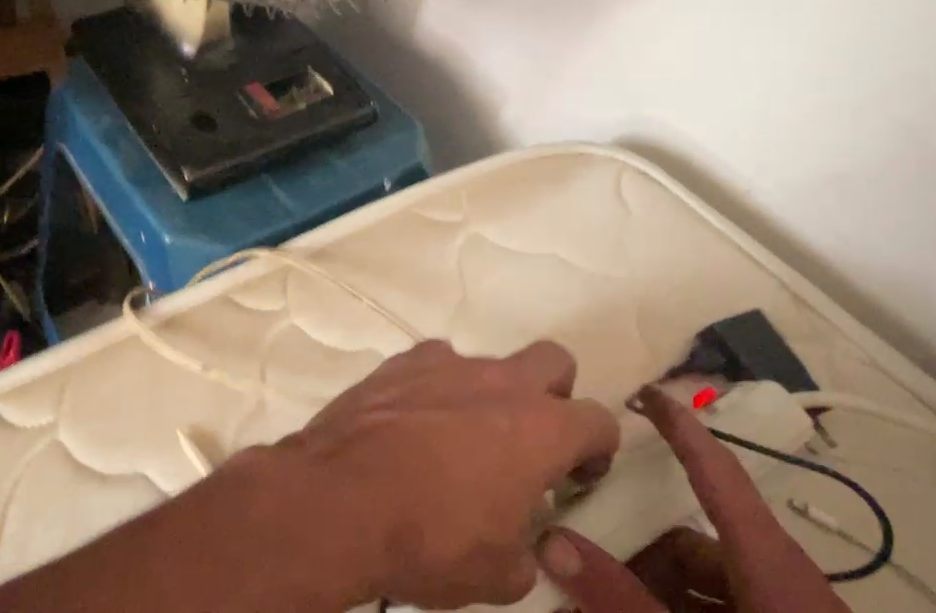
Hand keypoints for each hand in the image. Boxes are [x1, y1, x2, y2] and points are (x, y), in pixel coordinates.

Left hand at [279, 339, 620, 609]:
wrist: (337, 501)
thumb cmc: (431, 540)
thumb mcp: (499, 575)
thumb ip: (531, 554)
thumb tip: (538, 547)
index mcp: (540, 429)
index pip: (598, 421)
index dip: (596, 451)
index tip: (574, 478)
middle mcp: (497, 382)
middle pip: (551, 361)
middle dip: (553, 395)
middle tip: (529, 442)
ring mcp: (441, 365)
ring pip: (484, 362)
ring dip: (485, 393)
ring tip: (459, 439)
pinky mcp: (393, 365)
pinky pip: (429, 364)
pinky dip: (433, 389)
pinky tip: (413, 425)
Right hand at [534, 385, 850, 611]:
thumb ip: (621, 599)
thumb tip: (552, 539)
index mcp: (770, 567)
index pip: (716, 472)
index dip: (679, 427)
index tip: (640, 390)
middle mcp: (780, 584)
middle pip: (692, 540)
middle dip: (632, 544)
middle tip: (575, 548)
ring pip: (700, 586)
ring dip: (646, 587)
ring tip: (593, 600)